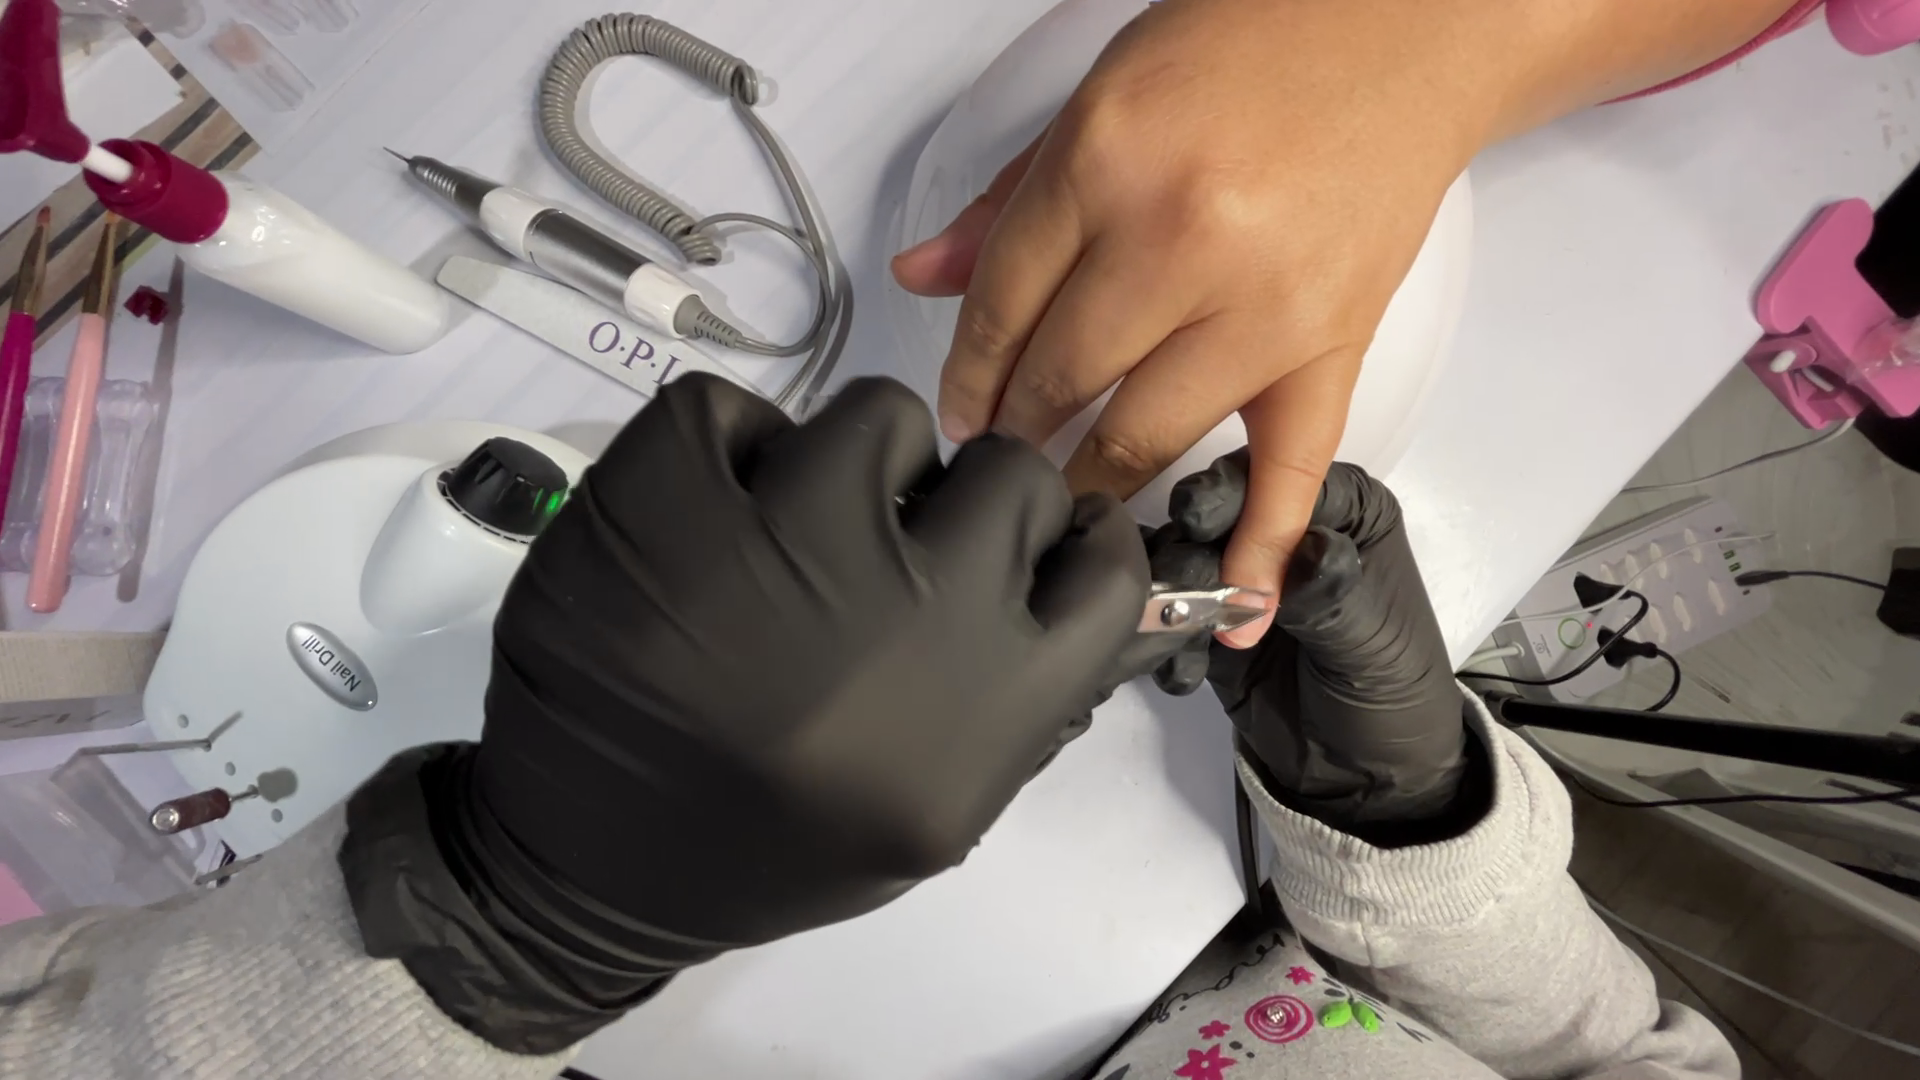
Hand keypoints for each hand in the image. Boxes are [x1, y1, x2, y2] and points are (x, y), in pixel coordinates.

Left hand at [341, 375, 1152, 1051]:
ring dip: (857, 462)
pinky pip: (727, 410)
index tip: (1051, 532)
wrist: (590, 870)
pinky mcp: (655, 508)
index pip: (1104, 574)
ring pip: (881, 413)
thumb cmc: (782, 844)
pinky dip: (728, 448)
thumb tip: (1062, 567)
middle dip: (975, 494)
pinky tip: (708, 515)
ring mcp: (775, 549)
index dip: (1083, 537)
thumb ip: (1017, 689)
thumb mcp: (939, 805)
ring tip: (799, 524)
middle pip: (1012, 471)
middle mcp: (902, 618)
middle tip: (912, 530)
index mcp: (984, 709)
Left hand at [893, 0, 1498, 639]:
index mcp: (1106, 161)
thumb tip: (920, 273)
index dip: (968, 376)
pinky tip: (1230, 618)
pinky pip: (1291, 468)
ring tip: (1057, 503)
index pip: (1001, 305)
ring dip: (1086, 483)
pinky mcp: (1330, 350)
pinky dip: (1260, 548)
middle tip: (1000, 465)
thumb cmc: (1250, 45)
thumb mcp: (1101, 97)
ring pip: (1143, 434)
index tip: (961, 419)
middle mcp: (1181, 241)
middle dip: (1017, 433)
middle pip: (1060, 377)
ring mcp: (1262, 309)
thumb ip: (1004, 201)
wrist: (1410, 25)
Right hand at [1145, 452, 1482, 844]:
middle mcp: (1282, 534)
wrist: (1355, 781)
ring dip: (1172, 586)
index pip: (1282, 478)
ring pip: (1185, 554)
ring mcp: (1238, 577)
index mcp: (1341, 517)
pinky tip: (1178, 668)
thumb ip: (1331, 594)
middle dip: (1194, 540)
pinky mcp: (1205, 620)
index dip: (1235, 490)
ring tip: (1176, 623)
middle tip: (1178, 574)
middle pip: (1221, 509)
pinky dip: (1166, 634)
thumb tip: (1305, 548)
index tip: (1196, 515)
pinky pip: (1170, 608)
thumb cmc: (1389, 702)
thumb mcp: (1371, 645)